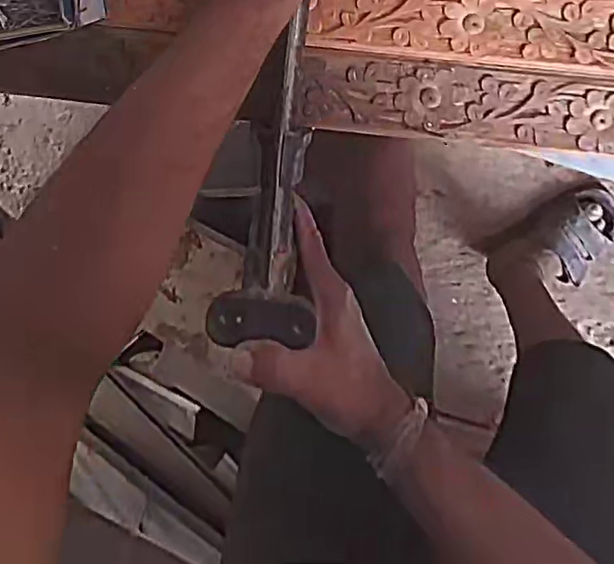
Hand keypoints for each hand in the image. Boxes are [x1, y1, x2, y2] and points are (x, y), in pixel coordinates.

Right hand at [235, 201, 413, 450]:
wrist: (379, 420)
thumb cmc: (352, 391)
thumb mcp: (308, 379)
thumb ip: (272, 365)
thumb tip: (234, 355)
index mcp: (333, 294)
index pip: (313, 245)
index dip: (299, 218)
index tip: (284, 193)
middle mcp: (335, 294)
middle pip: (307, 253)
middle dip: (285, 234)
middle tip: (257, 218)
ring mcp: (335, 309)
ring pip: (305, 274)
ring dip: (286, 260)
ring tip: (255, 250)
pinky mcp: (331, 325)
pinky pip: (304, 293)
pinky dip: (287, 284)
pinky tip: (268, 295)